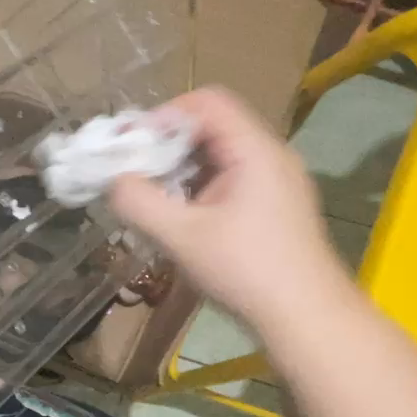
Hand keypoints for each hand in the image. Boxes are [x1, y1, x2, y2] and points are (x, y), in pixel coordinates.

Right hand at [106, 87, 357, 332]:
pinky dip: (193, 187)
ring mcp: (273, 180)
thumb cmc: (245, 270)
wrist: (304, 315)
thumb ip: (139, 202)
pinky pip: (225, 178)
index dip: (161, 116)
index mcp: (254, 151)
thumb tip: (113, 181)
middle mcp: (269, 155)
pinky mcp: (270, 204)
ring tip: (146, 197)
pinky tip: (175, 216)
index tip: (128, 146)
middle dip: (162, 145)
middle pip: (209, 127)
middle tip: (128, 172)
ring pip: (215, 155)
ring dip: (175, 169)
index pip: (206, 102)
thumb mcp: (181, 236)